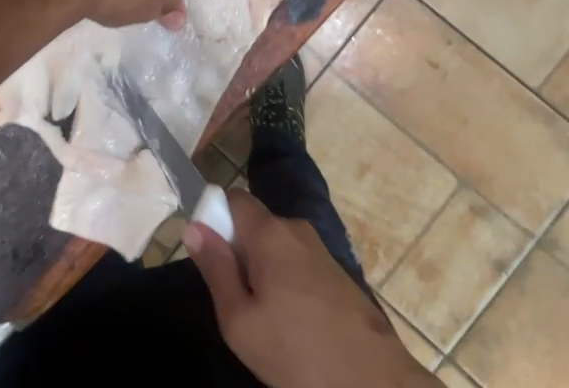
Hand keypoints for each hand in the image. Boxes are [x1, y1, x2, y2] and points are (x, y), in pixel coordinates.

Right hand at [185, 192, 434, 387]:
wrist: (375, 383)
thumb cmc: (297, 352)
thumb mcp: (240, 321)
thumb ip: (215, 269)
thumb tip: (193, 227)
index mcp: (270, 233)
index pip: (233, 198)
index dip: (215, 219)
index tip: (211, 257)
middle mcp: (297, 230)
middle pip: (255, 224)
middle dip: (239, 252)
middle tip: (236, 300)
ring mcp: (322, 251)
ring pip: (277, 248)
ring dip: (263, 271)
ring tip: (264, 318)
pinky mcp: (339, 274)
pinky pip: (298, 265)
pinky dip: (287, 284)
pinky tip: (292, 324)